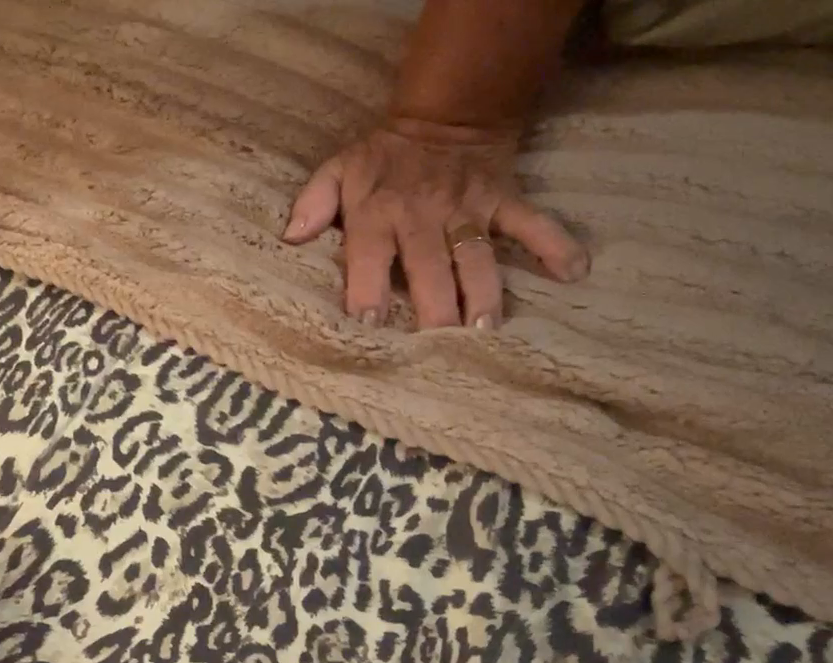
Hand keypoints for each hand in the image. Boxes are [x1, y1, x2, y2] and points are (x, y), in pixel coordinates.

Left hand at [283, 116, 588, 329]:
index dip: (367, 291)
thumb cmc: (379, 158)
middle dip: (434, 307)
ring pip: (477, 257)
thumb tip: (291, 236)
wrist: (447, 113)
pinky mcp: (503, 201)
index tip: (370, 325)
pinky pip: (533, 223)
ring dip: (484, 293)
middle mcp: (422, 218)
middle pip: (429, 268)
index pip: (369, 259)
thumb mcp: (336, 171)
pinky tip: (574, 272)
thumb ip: (313, 203)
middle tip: (437, 347)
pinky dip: (556, 244)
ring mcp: (467, 211)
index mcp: (376, 216)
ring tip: (485, 330)